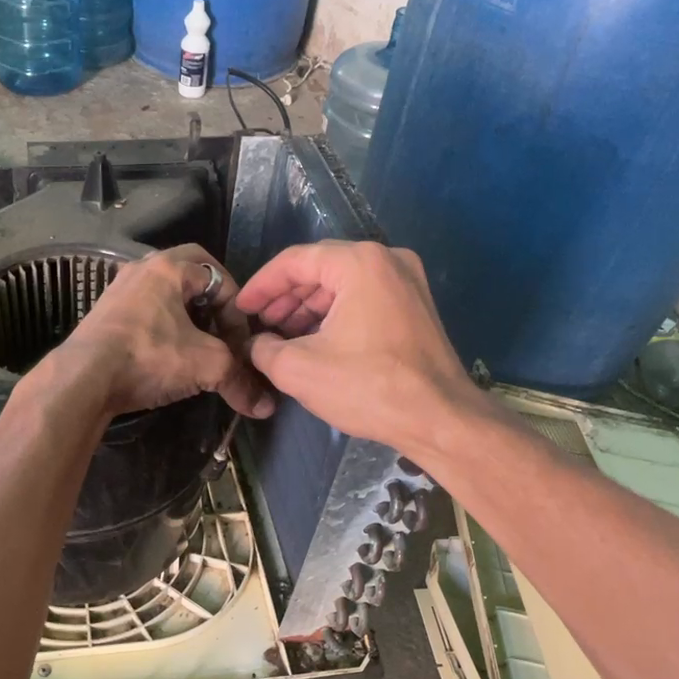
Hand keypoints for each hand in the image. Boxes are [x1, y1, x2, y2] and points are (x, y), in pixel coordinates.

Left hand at [41, 244, 274, 419]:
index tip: (241, 343)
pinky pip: (144, 313)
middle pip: (190, 276)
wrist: (83, 378)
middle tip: (224, 332)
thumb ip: (239, 380)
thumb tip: (265, 408)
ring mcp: (118, 291)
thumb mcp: (207, 365)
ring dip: (186, 317)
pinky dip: (162, 329)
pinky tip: (166, 356)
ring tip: (198, 346)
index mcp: (169, 267)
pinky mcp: (103, 316)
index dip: (238, 311)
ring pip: (165, 295)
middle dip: (213, 304)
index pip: (220, 277)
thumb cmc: (148, 357)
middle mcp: (141, 270)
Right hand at [237, 240, 479, 449]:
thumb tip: (255, 344)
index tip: (240, 309)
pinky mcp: (416, 307)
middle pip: (321, 269)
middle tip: (259, 324)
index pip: (295, 261)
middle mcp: (388, 260)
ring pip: (343, 285)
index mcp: (359, 263)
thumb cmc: (368, 386)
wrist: (438, 418)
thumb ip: (263, 349)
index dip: (261, 286)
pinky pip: (364, 299)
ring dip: (309, 308)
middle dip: (285, 297)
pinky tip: (315, 341)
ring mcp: (408, 282)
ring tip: (281, 336)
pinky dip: (336, 315)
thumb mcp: (298, 369)